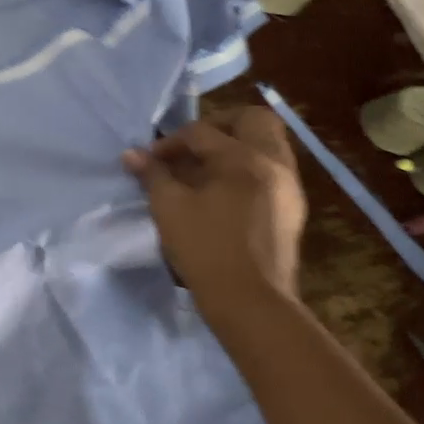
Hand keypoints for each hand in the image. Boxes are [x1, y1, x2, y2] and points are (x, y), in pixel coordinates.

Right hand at [121, 106, 306, 314]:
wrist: (251, 302)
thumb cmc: (206, 248)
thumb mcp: (169, 207)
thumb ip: (153, 174)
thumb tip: (133, 154)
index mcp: (246, 160)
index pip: (202, 132)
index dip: (170, 142)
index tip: (149, 161)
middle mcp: (275, 165)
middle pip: (254, 121)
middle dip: (218, 125)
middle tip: (190, 146)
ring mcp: (289, 189)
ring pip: (266, 146)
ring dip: (233, 148)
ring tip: (200, 172)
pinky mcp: (290, 211)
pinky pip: (269, 171)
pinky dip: (244, 170)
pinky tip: (218, 195)